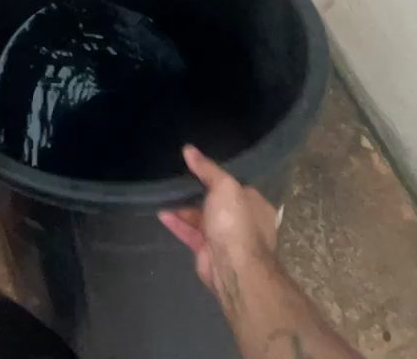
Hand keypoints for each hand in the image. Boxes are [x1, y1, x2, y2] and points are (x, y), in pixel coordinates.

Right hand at [157, 145, 280, 307]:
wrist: (233, 267)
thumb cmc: (236, 222)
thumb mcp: (224, 186)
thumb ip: (207, 168)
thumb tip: (189, 149)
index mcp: (255, 205)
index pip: (236, 185)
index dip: (217, 175)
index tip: (197, 164)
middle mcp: (242, 221)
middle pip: (216, 201)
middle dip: (197, 191)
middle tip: (176, 176)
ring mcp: (225, 238)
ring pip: (200, 217)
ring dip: (183, 206)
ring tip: (163, 192)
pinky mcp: (207, 251)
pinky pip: (190, 232)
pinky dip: (177, 222)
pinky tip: (161, 212)